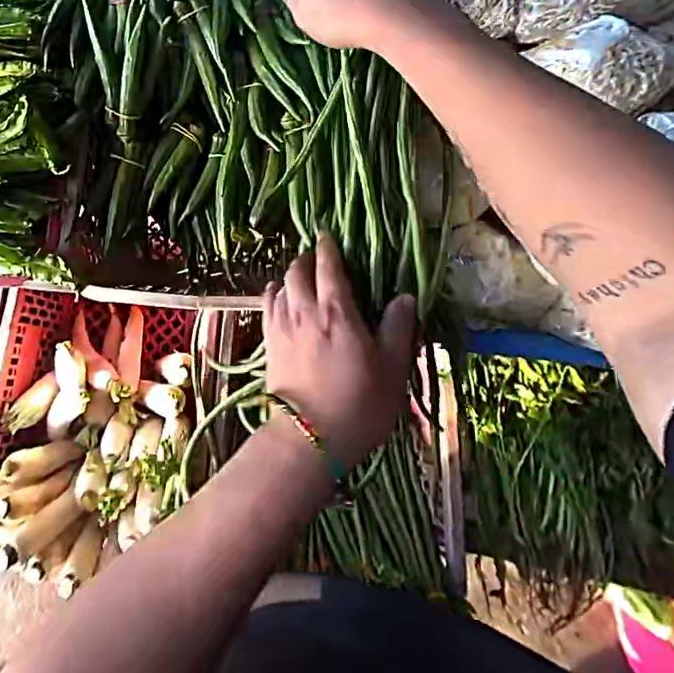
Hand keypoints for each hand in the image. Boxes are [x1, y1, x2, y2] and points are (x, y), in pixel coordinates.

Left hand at [261, 235, 418, 468]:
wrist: (310, 437)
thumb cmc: (359, 403)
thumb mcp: (392, 368)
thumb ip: (397, 328)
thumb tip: (405, 296)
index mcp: (336, 311)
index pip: (328, 266)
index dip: (327, 247)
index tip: (327, 235)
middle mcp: (304, 309)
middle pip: (297, 270)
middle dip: (307, 258)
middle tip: (318, 258)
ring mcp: (282, 325)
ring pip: (280, 285)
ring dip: (290, 275)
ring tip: (301, 277)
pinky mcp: (268, 342)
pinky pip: (268, 305)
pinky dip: (274, 293)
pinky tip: (281, 297)